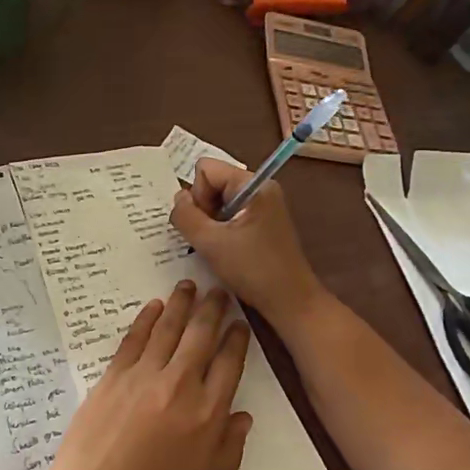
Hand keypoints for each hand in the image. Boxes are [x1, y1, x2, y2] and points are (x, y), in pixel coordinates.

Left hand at [19, 281, 251, 469]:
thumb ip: (228, 448)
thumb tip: (242, 416)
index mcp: (208, 415)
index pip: (229, 364)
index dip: (236, 340)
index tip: (240, 324)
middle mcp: (179, 387)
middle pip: (200, 337)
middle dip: (213, 309)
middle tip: (219, 290)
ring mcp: (142, 378)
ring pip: (167, 329)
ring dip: (181, 304)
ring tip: (189, 285)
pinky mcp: (111, 379)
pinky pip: (133, 340)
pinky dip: (146, 319)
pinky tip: (154, 308)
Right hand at [169, 159, 324, 320]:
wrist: (291, 301)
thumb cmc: (253, 269)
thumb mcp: (210, 242)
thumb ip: (186, 215)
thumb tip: (178, 198)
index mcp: (253, 184)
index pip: (206, 169)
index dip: (197, 194)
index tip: (205, 223)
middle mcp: (260, 188)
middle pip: (213, 182)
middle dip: (203, 208)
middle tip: (209, 237)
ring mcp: (263, 205)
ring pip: (219, 200)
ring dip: (210, 222)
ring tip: (216, 247)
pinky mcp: (262, 222)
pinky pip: (231, 214)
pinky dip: (221, 229)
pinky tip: (224, 251)